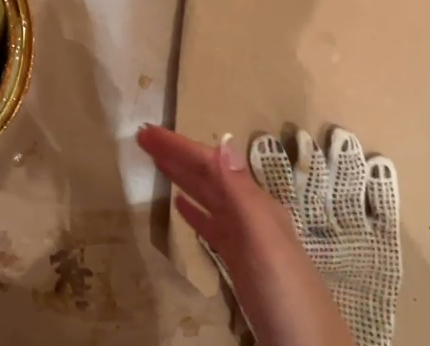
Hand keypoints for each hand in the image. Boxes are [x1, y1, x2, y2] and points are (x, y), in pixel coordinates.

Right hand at [138, 124, 354, 345]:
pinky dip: (196, 213)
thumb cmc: (287, 298)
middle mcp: (252, 218)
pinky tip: (180, 207)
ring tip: (154, 162)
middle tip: (142, 138)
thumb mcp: (263, 243)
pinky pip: (213, 229)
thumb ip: (241, 194)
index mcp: (256, 207)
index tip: (146, 131)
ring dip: (183, 178)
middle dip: (177, 155)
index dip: (180, 146)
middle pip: (210, 178)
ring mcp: (248, 244)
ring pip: (210, 199)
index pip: (213, 166)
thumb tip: (222, 141)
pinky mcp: (243, 267)